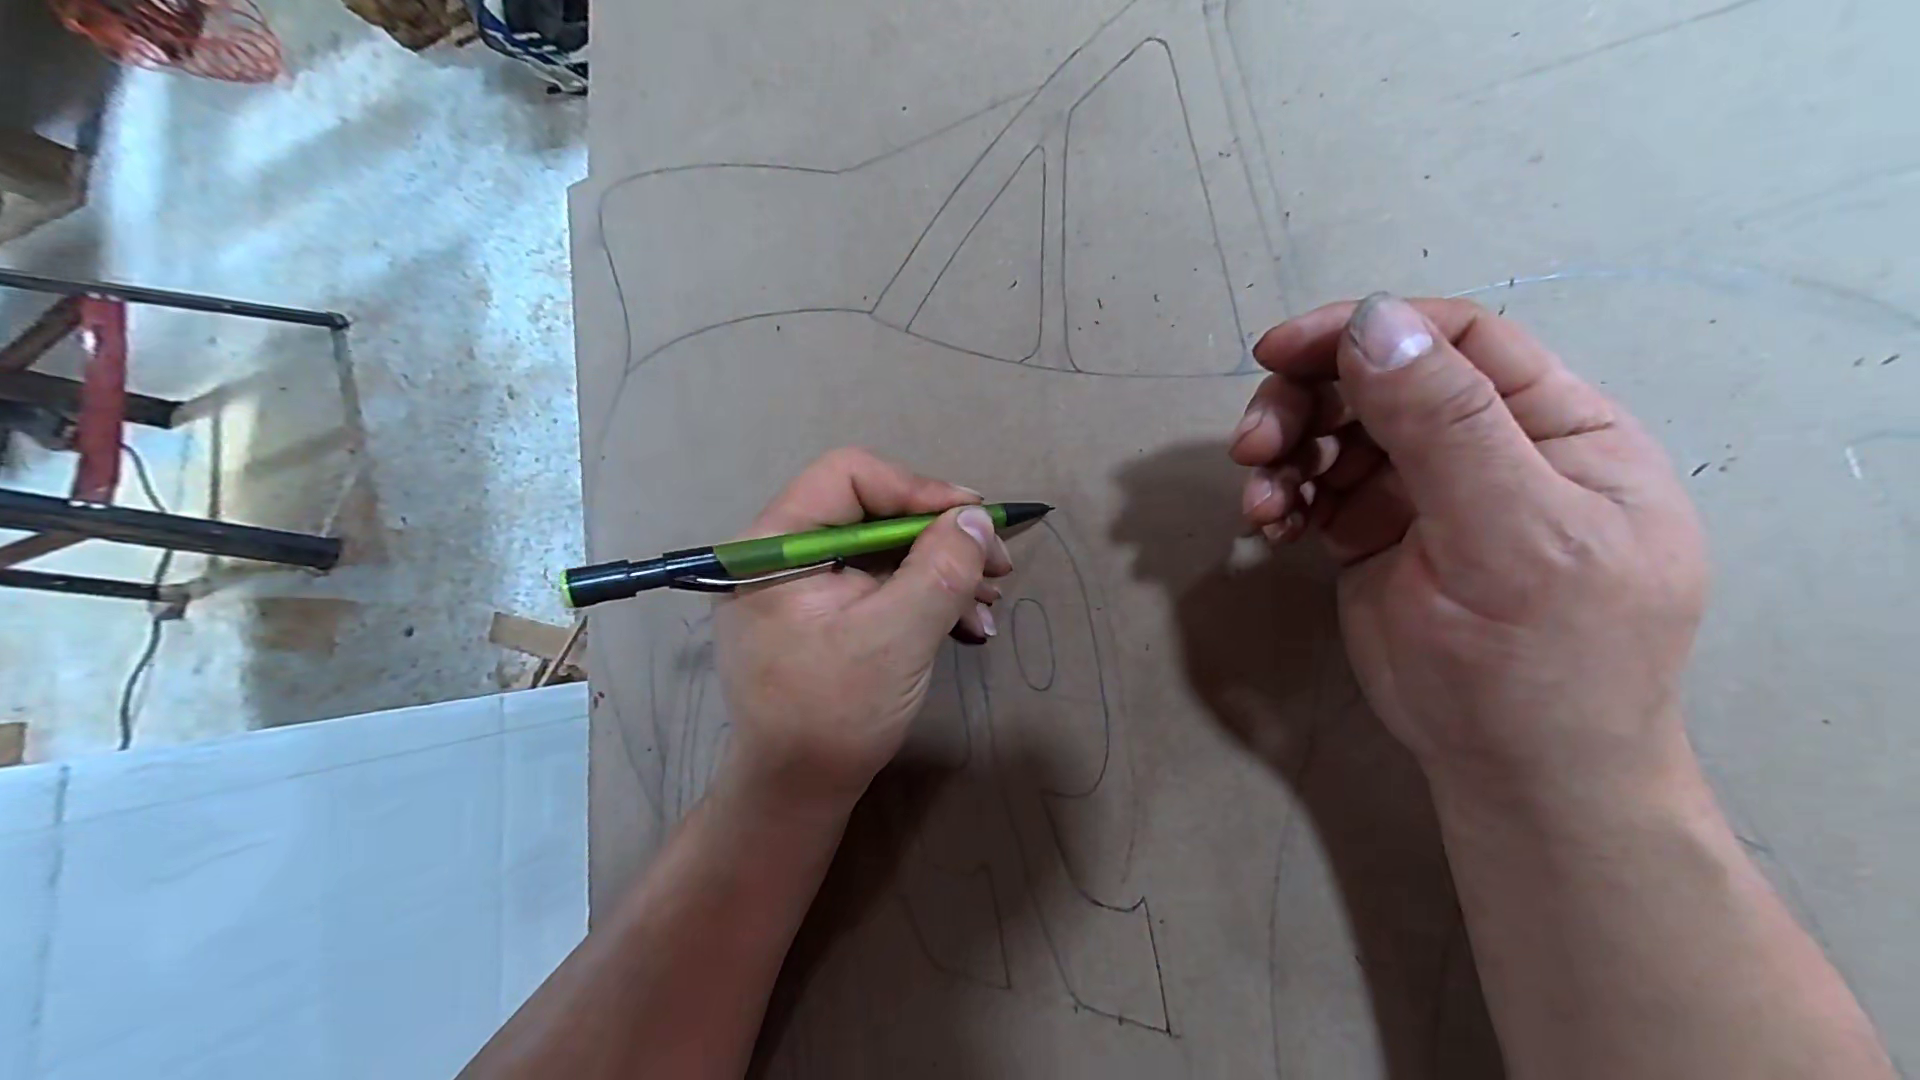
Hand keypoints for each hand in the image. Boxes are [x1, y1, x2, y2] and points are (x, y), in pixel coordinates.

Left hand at [714, 448, 1012, 815]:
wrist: (799, 792)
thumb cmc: (835, 716)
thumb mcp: (897, 638)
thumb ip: (941, 569)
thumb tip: (977, 517)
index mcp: (775, 545)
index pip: (848, 476)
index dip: (917, 488)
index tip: (973, 518)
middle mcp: (784, 554)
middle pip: (873, 511)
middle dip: (941, 537)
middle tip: (998, 564)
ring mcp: (805, 584)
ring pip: (885, 549)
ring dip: (944, 570)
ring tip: (990, 602)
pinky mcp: (827, 612)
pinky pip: (882, 583)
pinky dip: (926, 596)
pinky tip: (966, 623)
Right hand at [1229, 294, 1708, 805]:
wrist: (1511, 767)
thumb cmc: (1538, 657)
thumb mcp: (1508, 534)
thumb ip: (1446, 423)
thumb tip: (1374, 321)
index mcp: (1549, 425)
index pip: (1451, 340)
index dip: (1360, 329)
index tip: (1275, 352)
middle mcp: (1480, 445)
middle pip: (1374, 383)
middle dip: (1303, 404)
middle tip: (1251, 445)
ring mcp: (1418, 490)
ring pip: (1333, 434)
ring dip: (1283, 455)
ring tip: (1260, 503)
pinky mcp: (1368, 529)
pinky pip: (1312, 486)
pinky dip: (1282, 496)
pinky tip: (1271, 525)